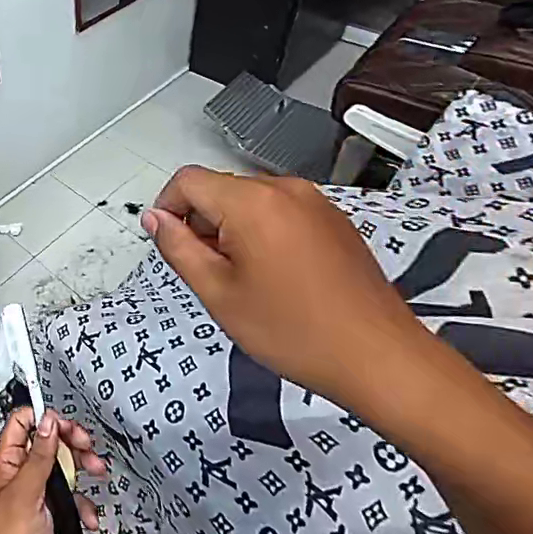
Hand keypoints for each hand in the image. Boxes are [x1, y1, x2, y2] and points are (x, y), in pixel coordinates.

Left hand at [0, 408, 103, 533]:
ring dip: (83, 469)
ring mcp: (36, 499)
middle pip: (49, 442)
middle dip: (71, 442)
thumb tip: (48, 422)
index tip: (65, 420)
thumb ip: (39, 456)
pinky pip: (72, 497)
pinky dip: (84, 503)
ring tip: (96, 472)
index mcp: (5, 468)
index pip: (22, 424)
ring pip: (64, 468)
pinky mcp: (51, 517)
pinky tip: (86, 515)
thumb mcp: (25, 496)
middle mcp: (20, 480)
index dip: (44, 417)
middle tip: (86, 447)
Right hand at [143, 167, 426, 403]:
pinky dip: (265, 233)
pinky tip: (276, 277)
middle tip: (209, 272)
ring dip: (234, 230)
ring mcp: (313, 202)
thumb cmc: (304, 332)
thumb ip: (179, 248)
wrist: (374, 353)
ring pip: (251, 201)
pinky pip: (282, 211)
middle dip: (203, 223)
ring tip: (248, 281)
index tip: (167, 237)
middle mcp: (286, 190)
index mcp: (253, 203)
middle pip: (220, 188)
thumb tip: (158, 220)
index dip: (167, 207)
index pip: (188, 180)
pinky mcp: (330, 218)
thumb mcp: (219, 294)